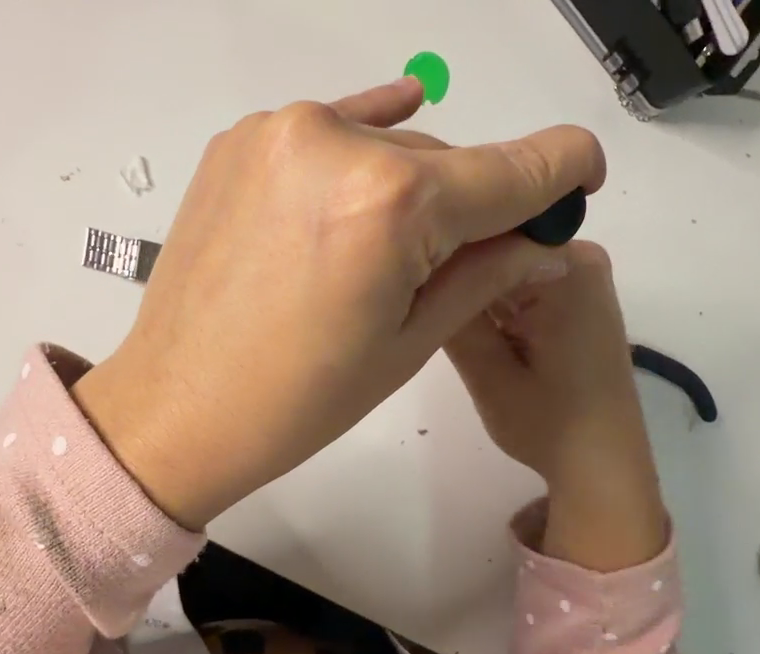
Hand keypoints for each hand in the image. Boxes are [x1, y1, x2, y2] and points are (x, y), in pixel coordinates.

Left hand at [72, 78, 604, 528]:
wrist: (176, 411)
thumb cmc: (293, 402)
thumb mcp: (408, 344)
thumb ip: (486, 273)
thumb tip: (541, 241)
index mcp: (392, 204)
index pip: (514, 169)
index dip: (562, 173)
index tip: (583, 179)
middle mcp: (336, 144)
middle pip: (446, 161)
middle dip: (471, 204)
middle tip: (468, 260)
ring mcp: (279, 135)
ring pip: (386, 147)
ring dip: (410, 189)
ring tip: (385, 259)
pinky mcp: (241, 144)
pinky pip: (329, 135)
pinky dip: (361, 150)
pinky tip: (387, 136)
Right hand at [445, 242, 668, 571]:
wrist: (602, 463)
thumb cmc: (548, 423)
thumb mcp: (489, 375)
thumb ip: (454, 320)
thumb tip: (416, 272)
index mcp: (565, 265)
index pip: (487, 232)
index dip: (442, 253)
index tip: (405, 276)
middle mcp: (581, 257)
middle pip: (497, 245)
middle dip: (458, 273)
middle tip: (415, 304)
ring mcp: (582, 278)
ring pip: (506, 266)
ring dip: (473, 290)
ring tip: (436, 316)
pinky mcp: (577, 301)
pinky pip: (523, 284)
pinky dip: (495, 304)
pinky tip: (473, 329)